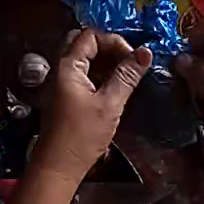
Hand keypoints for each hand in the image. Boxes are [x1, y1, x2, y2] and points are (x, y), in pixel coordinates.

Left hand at [33, 28, 151, 180]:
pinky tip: (113, 89)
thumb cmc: (82, 136)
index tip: (132, 60)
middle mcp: (59, 70)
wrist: (58, 167)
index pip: (90, 36)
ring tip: (124, 77)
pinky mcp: (62, 97)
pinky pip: (79, 76)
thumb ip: (127, 76)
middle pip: (82, 43)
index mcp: (67, 66)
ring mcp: (58, 84)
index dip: (114, 42)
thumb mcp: (109, 105)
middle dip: (107, 48)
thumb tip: (146, 53)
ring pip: (81, 60)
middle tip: (127, 64)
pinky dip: (97, 75)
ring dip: (103, 62)